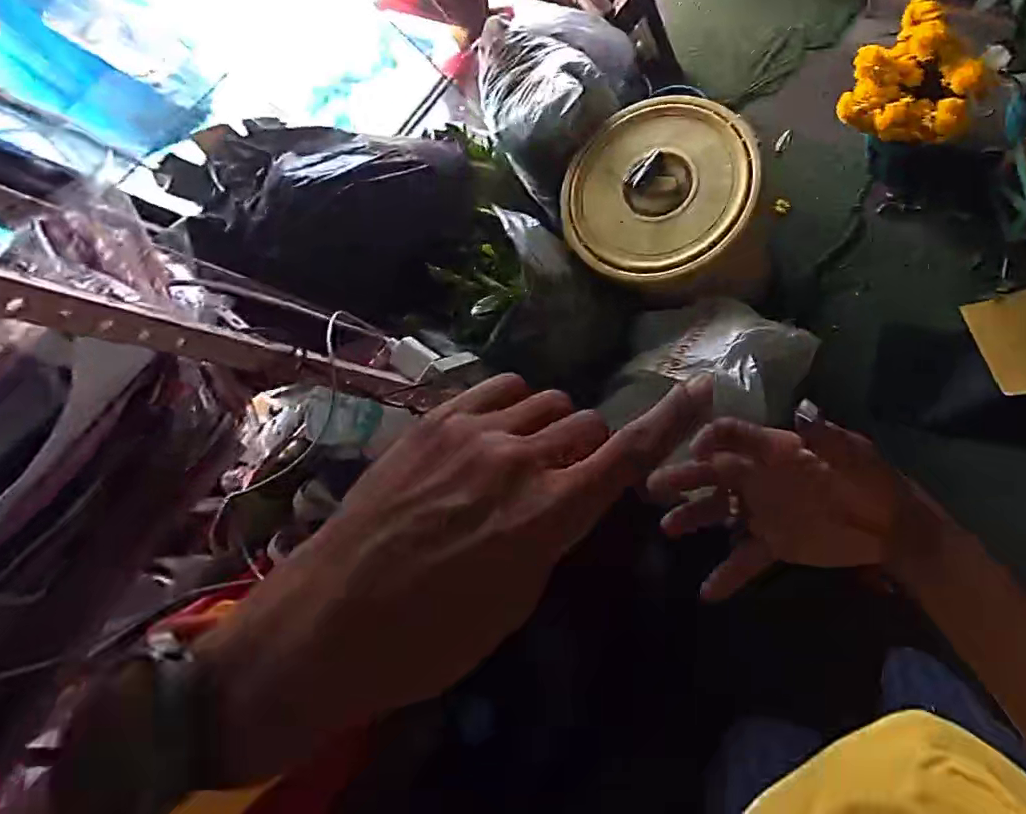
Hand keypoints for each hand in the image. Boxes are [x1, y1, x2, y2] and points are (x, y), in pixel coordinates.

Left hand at [195, 372, 711, 783]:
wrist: (324, 623)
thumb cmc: (429, 637)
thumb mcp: (515, 600)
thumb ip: (553, 534)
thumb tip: (567, 498)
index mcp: (547, 515)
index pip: (628, 454)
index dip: (671, 420)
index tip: (700, 391)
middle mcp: (519, 460)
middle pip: (587, 423)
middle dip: (587, 448)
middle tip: (561, 478)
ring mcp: (474, 433)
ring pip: (546, 401)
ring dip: (549, 427)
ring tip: (519, 457)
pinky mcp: (436, 420)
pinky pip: (500, 388)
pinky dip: (513, 406)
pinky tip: (493, 432)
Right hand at [646, 406, 901, 601]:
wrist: (891, 527)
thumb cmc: (871, 481)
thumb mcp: (852, 455)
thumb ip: (824, 436)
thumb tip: (802, 408)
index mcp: (777, 450)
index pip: (736, 436)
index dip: (713, 439)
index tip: (695, 451)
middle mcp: (762, 477)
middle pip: (715, 473)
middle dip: (684, 477)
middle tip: (652, 486)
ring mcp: (765, 511)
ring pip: (721, 513)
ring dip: (693, 519)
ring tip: (667, 529)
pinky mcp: (775, 544)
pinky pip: (745, 559)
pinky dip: (727, 575)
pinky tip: (706, 591)